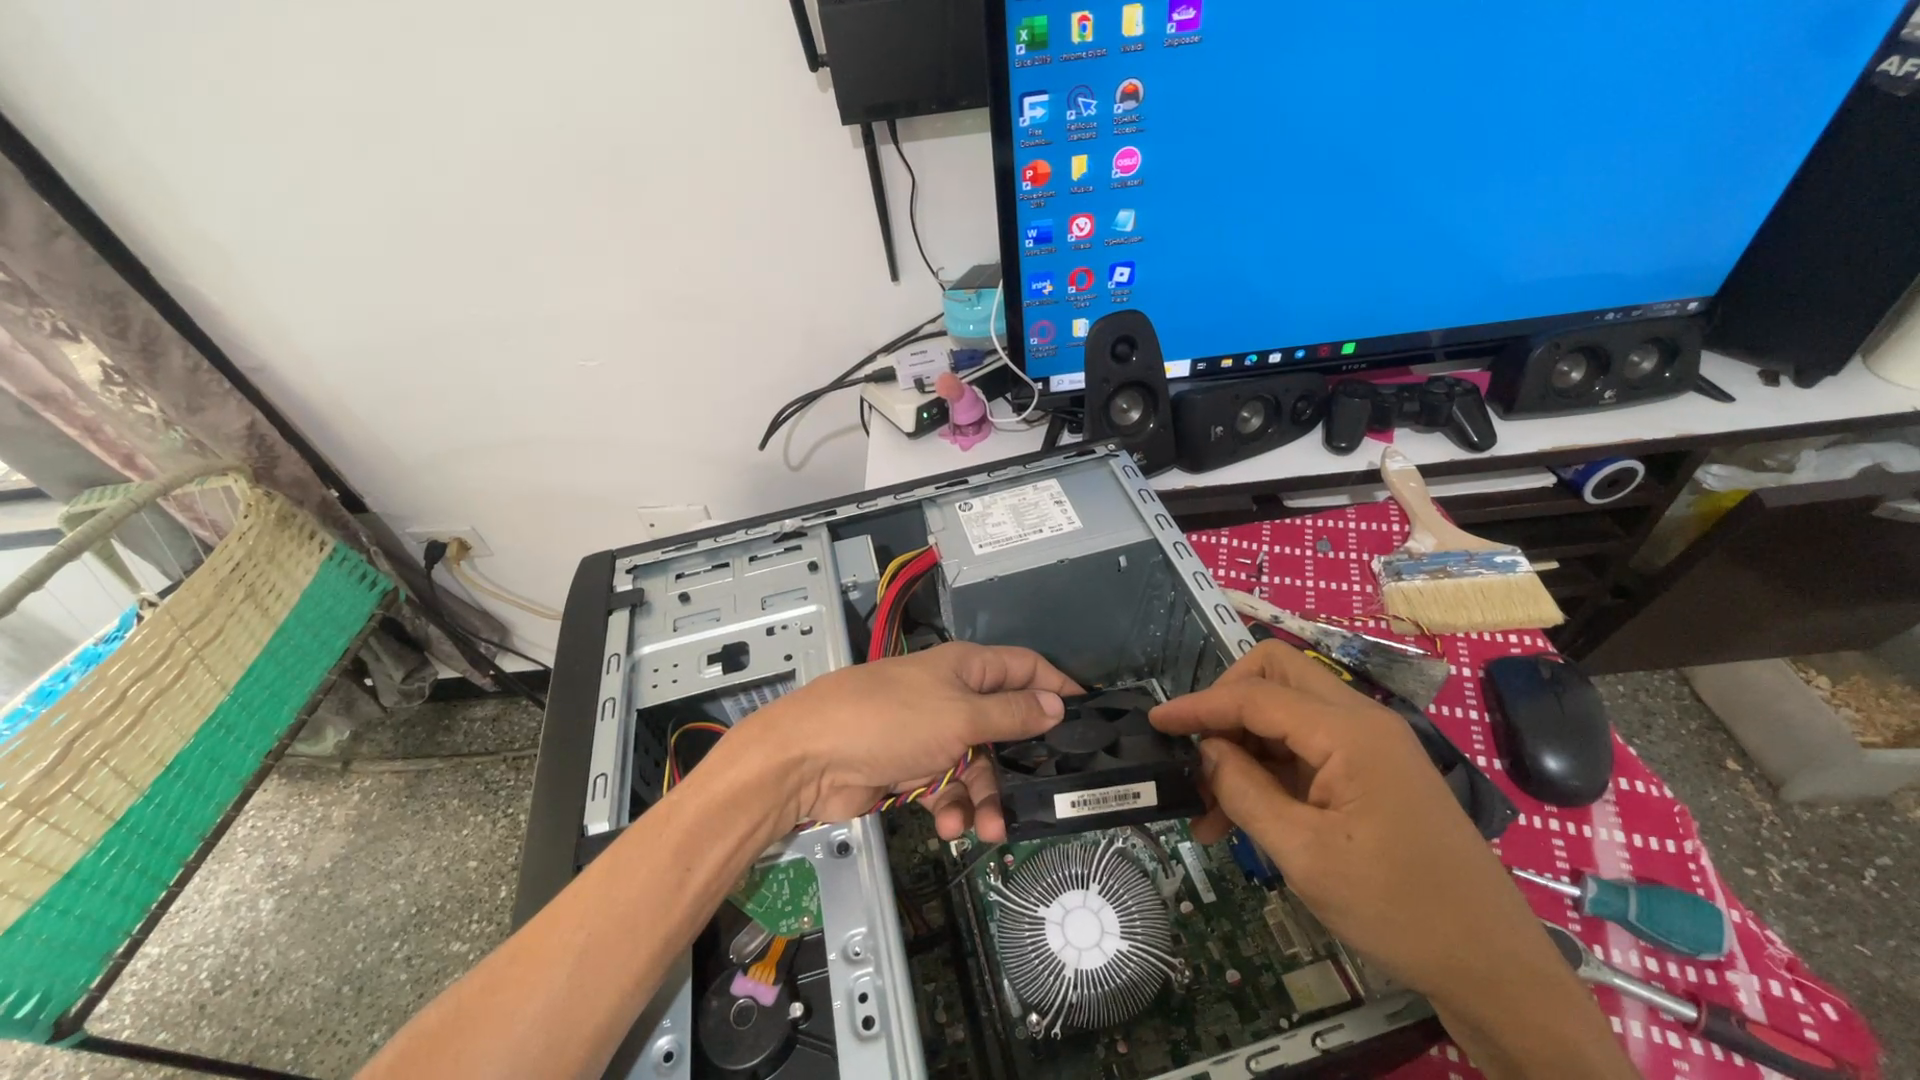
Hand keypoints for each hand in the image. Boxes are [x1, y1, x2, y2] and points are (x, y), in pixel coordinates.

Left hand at [731, 643, 1079, 841]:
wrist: (810, 757)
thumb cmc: (889, 721)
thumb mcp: (960, 716)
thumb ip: (1011, 714)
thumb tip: (1056, 703)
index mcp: (966, 669)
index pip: (1024, 668)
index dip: (1056, 687)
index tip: (1088, 716)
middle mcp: (952, 697)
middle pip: (1004, 728)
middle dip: (1021, 764)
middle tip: (1045, 797)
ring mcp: (931, 735)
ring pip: (978, 768)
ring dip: (985, 798)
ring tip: (986, 829)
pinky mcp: (910, 771)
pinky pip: (947, 789)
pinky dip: (952, 808)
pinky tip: (950, 825)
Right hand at [1149, 642, 1560, 1003]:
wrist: (1489, 961)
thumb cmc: (1396, 908)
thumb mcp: (1304, 854)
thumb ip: (1245, 792)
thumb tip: (1206, 751)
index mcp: (1349, 732)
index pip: (1256, 695)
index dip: (1199, 705)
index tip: (1154, 722)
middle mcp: (1362, 721)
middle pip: (1279, 675)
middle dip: (1227, 703)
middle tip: (1197, 751)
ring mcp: (1372, 746)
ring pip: (1289, 713)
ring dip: (1243, 746)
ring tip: (1208, 809)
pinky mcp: (1374, 773)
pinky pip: (1308, 749)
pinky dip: (1268, 770)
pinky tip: (1239, 818)